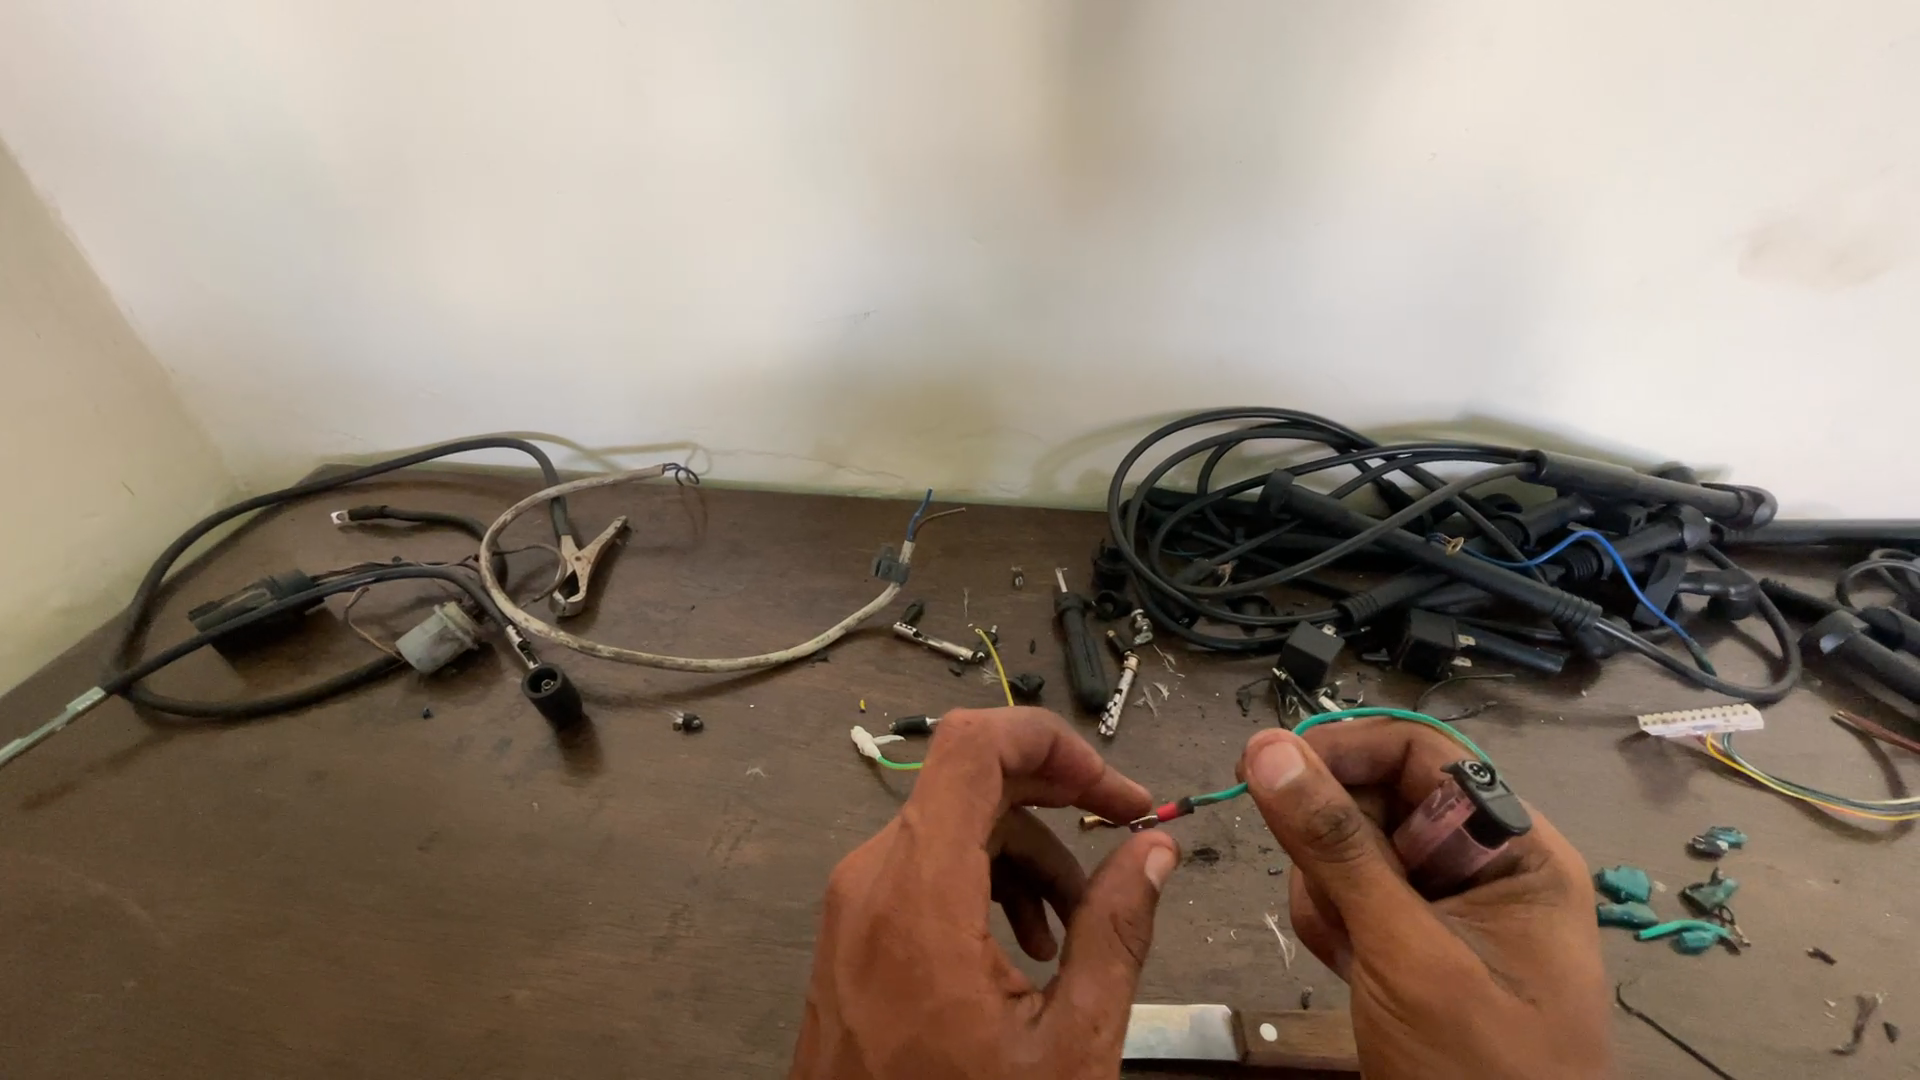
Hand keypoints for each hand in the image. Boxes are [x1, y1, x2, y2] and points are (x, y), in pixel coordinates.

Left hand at [791, 708, 1179, 1079]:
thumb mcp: (1066, 1049)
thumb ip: (1115, 934)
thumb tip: (1154, 848)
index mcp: (917, 890)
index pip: (972, 745)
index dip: (1048, 740)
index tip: (1110, 787)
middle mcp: (874, 872)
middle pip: (971, 777)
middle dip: (1055, 793)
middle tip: (1120, 825)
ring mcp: (858, 896)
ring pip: (956, 822)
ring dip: (1028, 850)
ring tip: (1075, 923)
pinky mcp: (857, 921)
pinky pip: (931, 863)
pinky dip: (988, 878)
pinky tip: (1026, 944)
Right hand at [1238, 721, 1612, 1079]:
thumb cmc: (1476, 1070)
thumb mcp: (1405, 952)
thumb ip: (1335, 847)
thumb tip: (1266, 747)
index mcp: (1512, 848)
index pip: (1418, 753)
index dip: (1342, 749)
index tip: (1265, 766)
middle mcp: (1475, 860)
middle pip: (1370, 794)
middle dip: (1329, 842)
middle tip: (1321, 895)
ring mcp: (1434, 897)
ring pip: (1340, 840)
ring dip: (1322, 888)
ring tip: (1346, 948)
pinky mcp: (1398, 929)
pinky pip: (1334, 884)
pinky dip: (1322, 916)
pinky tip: (1344, 962)